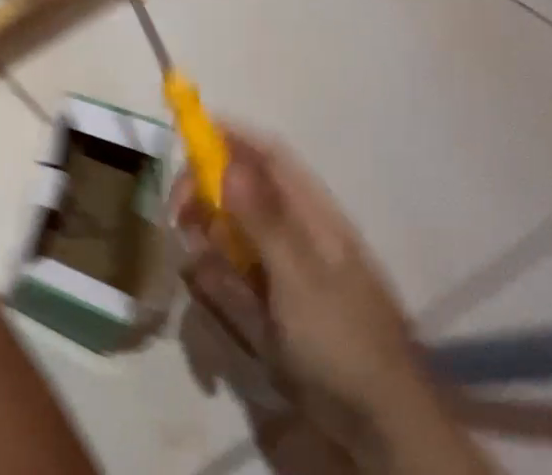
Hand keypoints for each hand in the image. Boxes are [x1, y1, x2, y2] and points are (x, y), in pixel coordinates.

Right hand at [175, 126, 429, 438]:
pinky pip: (221, 273)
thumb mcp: (301, 279)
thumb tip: (229, 159)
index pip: (268, 156)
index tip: (183, 128)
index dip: (229, 135)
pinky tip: (220, 302)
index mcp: (313, 219)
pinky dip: (211, 280)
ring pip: (220, 231)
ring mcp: (276, 267)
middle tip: (176, 214)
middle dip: (199, 195)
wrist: (375, 424)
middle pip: (233, 189)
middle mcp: (292, 233)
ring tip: (206, 272)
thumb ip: (263, 220)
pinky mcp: (262, 299)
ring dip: (203, 244)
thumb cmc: (344, 343)